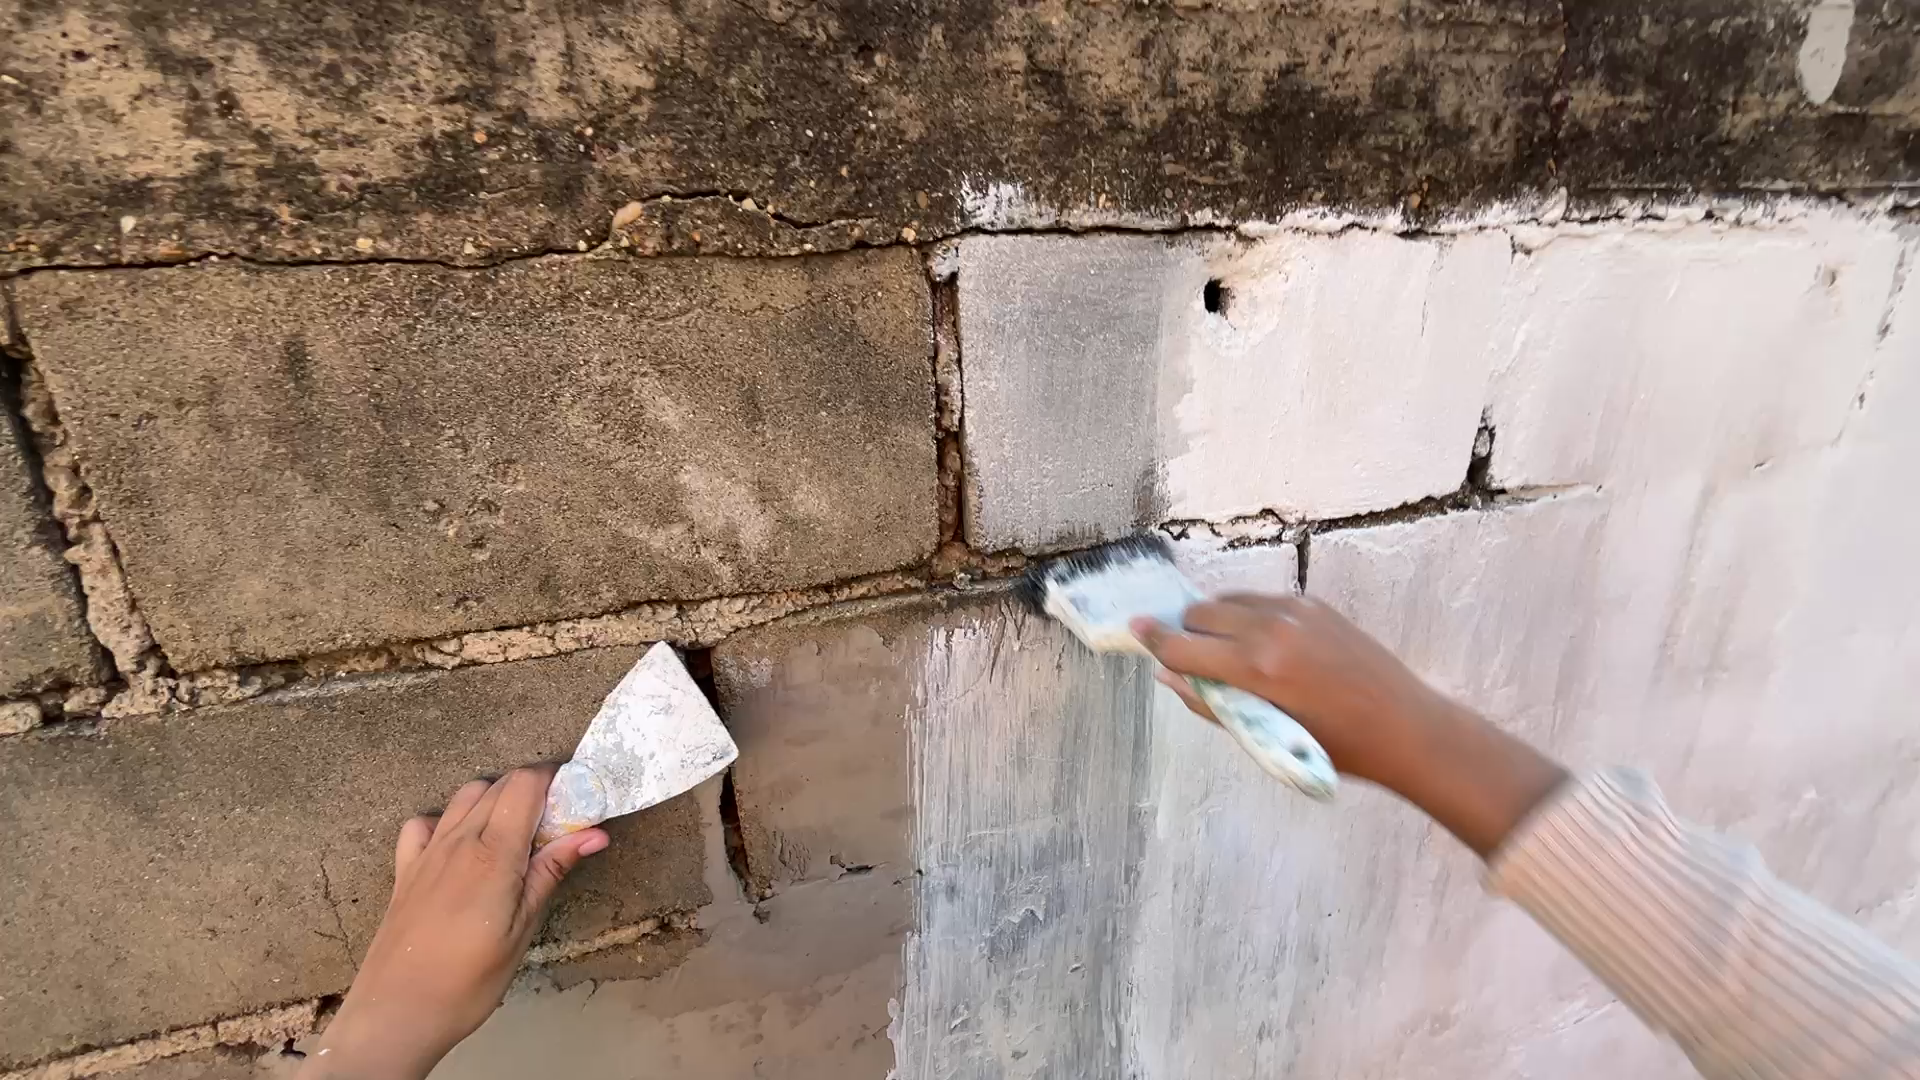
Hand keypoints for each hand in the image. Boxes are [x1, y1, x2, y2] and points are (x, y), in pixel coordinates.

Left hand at [301, 766, 608, 1079]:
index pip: (525, 783)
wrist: (393, 1020)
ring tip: (513, 829)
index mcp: (494, 852)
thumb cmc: (469, 980)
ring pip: (466, 794)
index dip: (553, 777)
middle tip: (554, 820)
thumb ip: (554, 870)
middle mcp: (459, 841)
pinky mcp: (404, 871)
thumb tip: (598, 833)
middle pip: (500, 783)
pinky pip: (423, 824)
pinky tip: (460, 844)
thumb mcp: (523, 928)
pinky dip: (446, 819)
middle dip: (533, 787)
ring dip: (495, 796)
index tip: (573, 796)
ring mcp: (427, 853)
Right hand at [1132, 593, 1566, 856]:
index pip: (1185, 645)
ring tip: (1232, 652)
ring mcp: (1294, 610)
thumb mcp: (1264, 735)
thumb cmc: (1335, 748)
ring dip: (1216, 621)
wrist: (1409, 728)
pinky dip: (1246, 617)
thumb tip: (1168, 674)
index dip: (1154, 638)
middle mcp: (1271, 628)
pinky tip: (1265, 645)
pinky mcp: (1312, 603)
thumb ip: (1208, 701)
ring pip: (1227, 600)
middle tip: (1196, 658)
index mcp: (1257, 668)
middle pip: (1199, 612)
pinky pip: (1258, 600)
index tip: (1134, 627)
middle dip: (1188, 632)